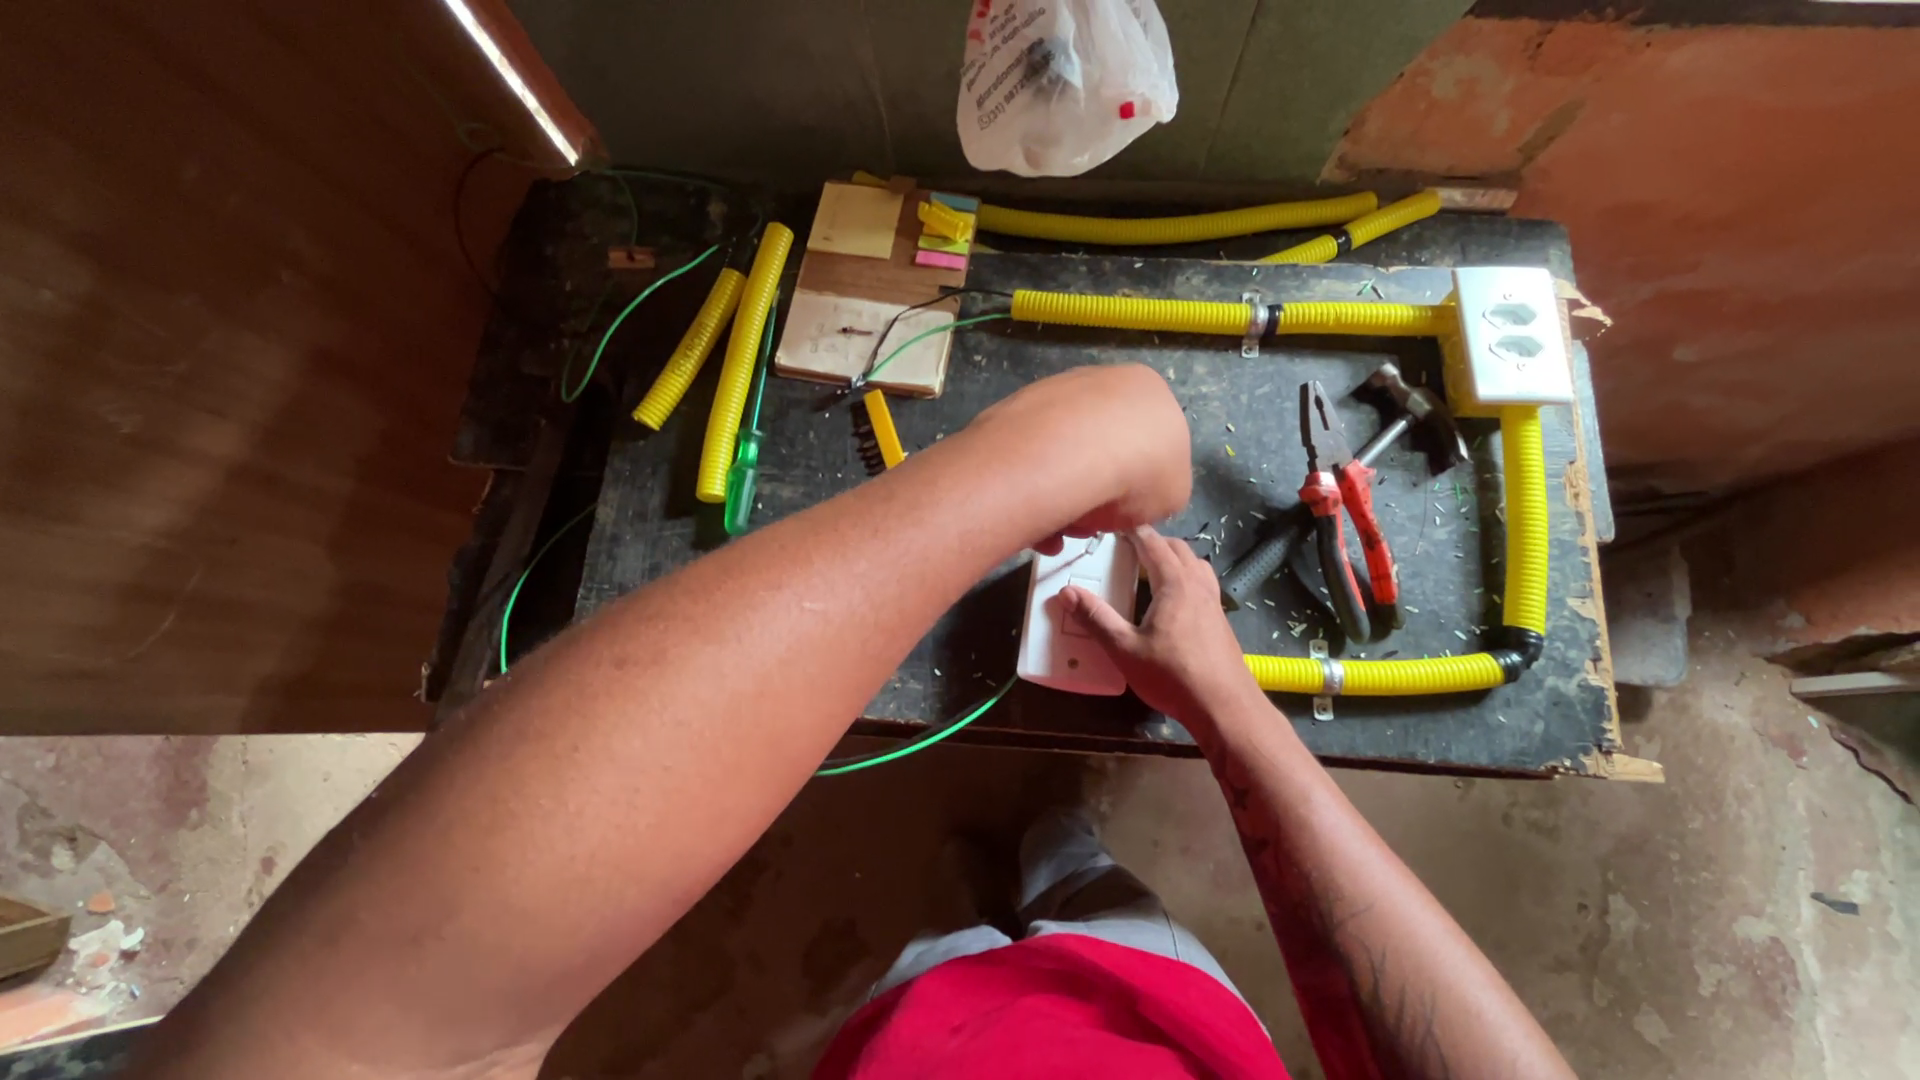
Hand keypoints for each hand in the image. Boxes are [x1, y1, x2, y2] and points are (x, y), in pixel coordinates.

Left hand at [964, 365, 1189, 552]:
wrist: (1070, 453)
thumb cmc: (1139, 471)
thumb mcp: (1175, 493)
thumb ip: (1162, 490)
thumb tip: (1139, 497)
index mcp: (1148, 390)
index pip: (1148, 441)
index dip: (1137, 485)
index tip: (1123, 512)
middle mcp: (1101, 381)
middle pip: (1101, 450)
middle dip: (1095, 495)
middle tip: (1088, 524)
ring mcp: (1053, 392)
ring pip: (1061, 459)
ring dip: (1063, 500)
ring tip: (1060, 528)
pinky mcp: (1013, 410)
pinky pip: (1028, 461)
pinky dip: (1032, 493)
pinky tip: (1035, 523)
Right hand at [1058, 526, 1266, 728]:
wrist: (1225, 708)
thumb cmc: (1173, 676)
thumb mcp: (1125, 649)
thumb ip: (1095, 618)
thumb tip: (1066, 592)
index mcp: (1175, 583)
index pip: (1152, 543)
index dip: (1132, 531)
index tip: (1112, 526)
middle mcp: (1198, 585)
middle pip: (1178, 549)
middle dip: (1153, 542)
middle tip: (1127, 547)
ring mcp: (1214, 602)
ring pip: (1195, 565)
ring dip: (1174, 558)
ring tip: (1151, 568)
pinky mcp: (1220, 621)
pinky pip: (1202, 584)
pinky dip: (1186, 577)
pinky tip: (1173, 600)